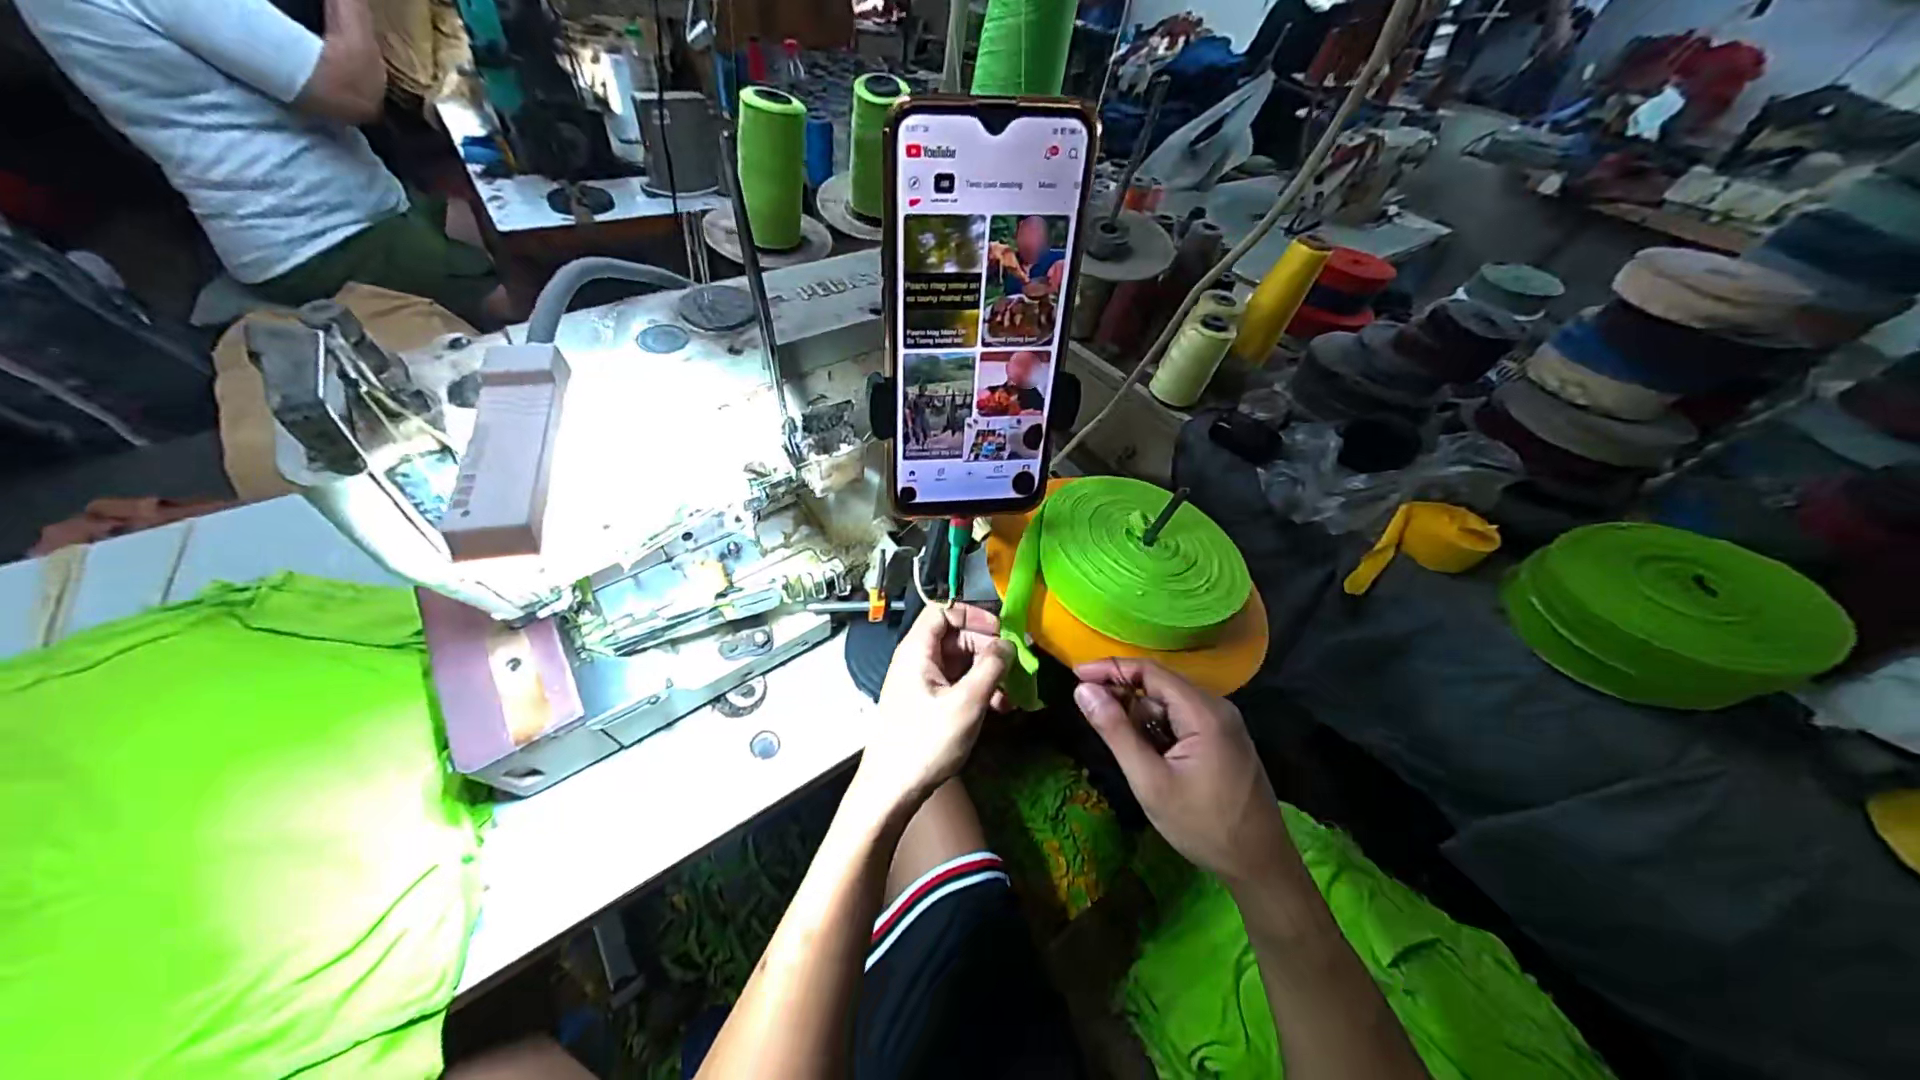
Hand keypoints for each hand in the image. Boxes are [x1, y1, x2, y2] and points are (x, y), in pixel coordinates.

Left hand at [854, 604, 1010, 817]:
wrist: (892, 789)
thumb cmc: (926, 742)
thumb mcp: (966, 702)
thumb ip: (991, 668)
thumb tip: (1008, 645)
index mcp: (917, 650)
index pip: (943, 611)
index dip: (973, 615)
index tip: (1000, 631)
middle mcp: (917, 660)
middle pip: (957, 637)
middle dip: (989, 649)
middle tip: (1015, 666)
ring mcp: (922, 683)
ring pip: (961, 662)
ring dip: (989, 673)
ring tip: (1012, 694)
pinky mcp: (929, 703)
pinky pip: (958, 684)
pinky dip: (980, 690)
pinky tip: (1000, 708)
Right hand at [1072, 658, 1293, 887]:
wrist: (1261, 866)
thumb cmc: (1203, 826)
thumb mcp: (1149, 781)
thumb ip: (1115, 731)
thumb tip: (1083, 691)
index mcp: (1203, 712)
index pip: (1150, 671)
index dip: (1110, 669)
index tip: (1076, 677)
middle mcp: (1217, 708)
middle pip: (1160, 685)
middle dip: (1124, 697)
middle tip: (1095, 719)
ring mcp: (1224, 724)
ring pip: (1170, 704)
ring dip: (1142, 719)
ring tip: (1130, 754)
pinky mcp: (1224, 740)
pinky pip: (1183, 720)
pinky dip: (1159, 730)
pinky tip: (1151, 758)